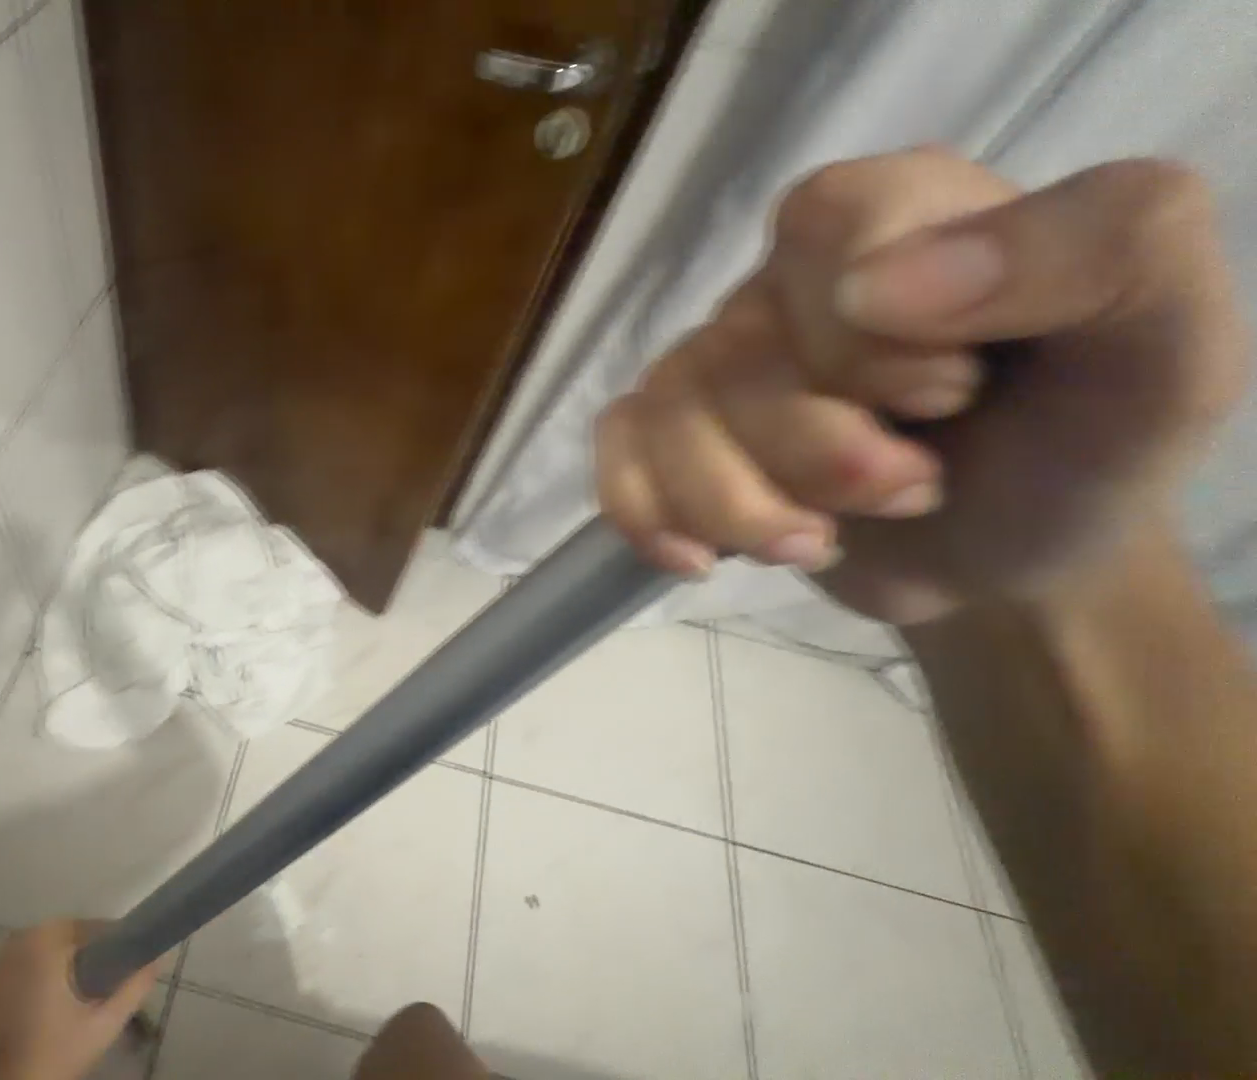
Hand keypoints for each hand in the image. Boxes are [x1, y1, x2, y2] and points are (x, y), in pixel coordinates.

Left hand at [0, 920, 159, 1079]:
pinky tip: (45, 1015)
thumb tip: (156, 960)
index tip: (127, 970)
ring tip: (76, 1006)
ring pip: (43, 954)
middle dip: (89, 959)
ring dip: (62, 969)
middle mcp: (17, 941)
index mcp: (46, 942)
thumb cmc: (49, 1059)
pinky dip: (37, 982)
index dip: (115, 946)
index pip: (93, 928)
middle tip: (104, 991)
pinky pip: (20, 971)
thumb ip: (133, 988)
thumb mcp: (102, 1027)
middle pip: (67, 939)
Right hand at [596, 147, 1246, 623]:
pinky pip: (614, 457)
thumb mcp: (1168, 348)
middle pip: (739, 355)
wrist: (1002, 556)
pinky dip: (650, 517)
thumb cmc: (1080, 448)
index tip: (951, 399)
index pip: (824, 227)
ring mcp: (709, 361)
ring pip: (669, 423)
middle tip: (910, 487)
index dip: (870, 336)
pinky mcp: (667, 434)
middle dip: (821, 455)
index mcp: (897, 216)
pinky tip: (703, 559)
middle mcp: (783, 282)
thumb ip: (1093, 256)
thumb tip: (868, 291)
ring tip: (820, 541)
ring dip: (748, 511)